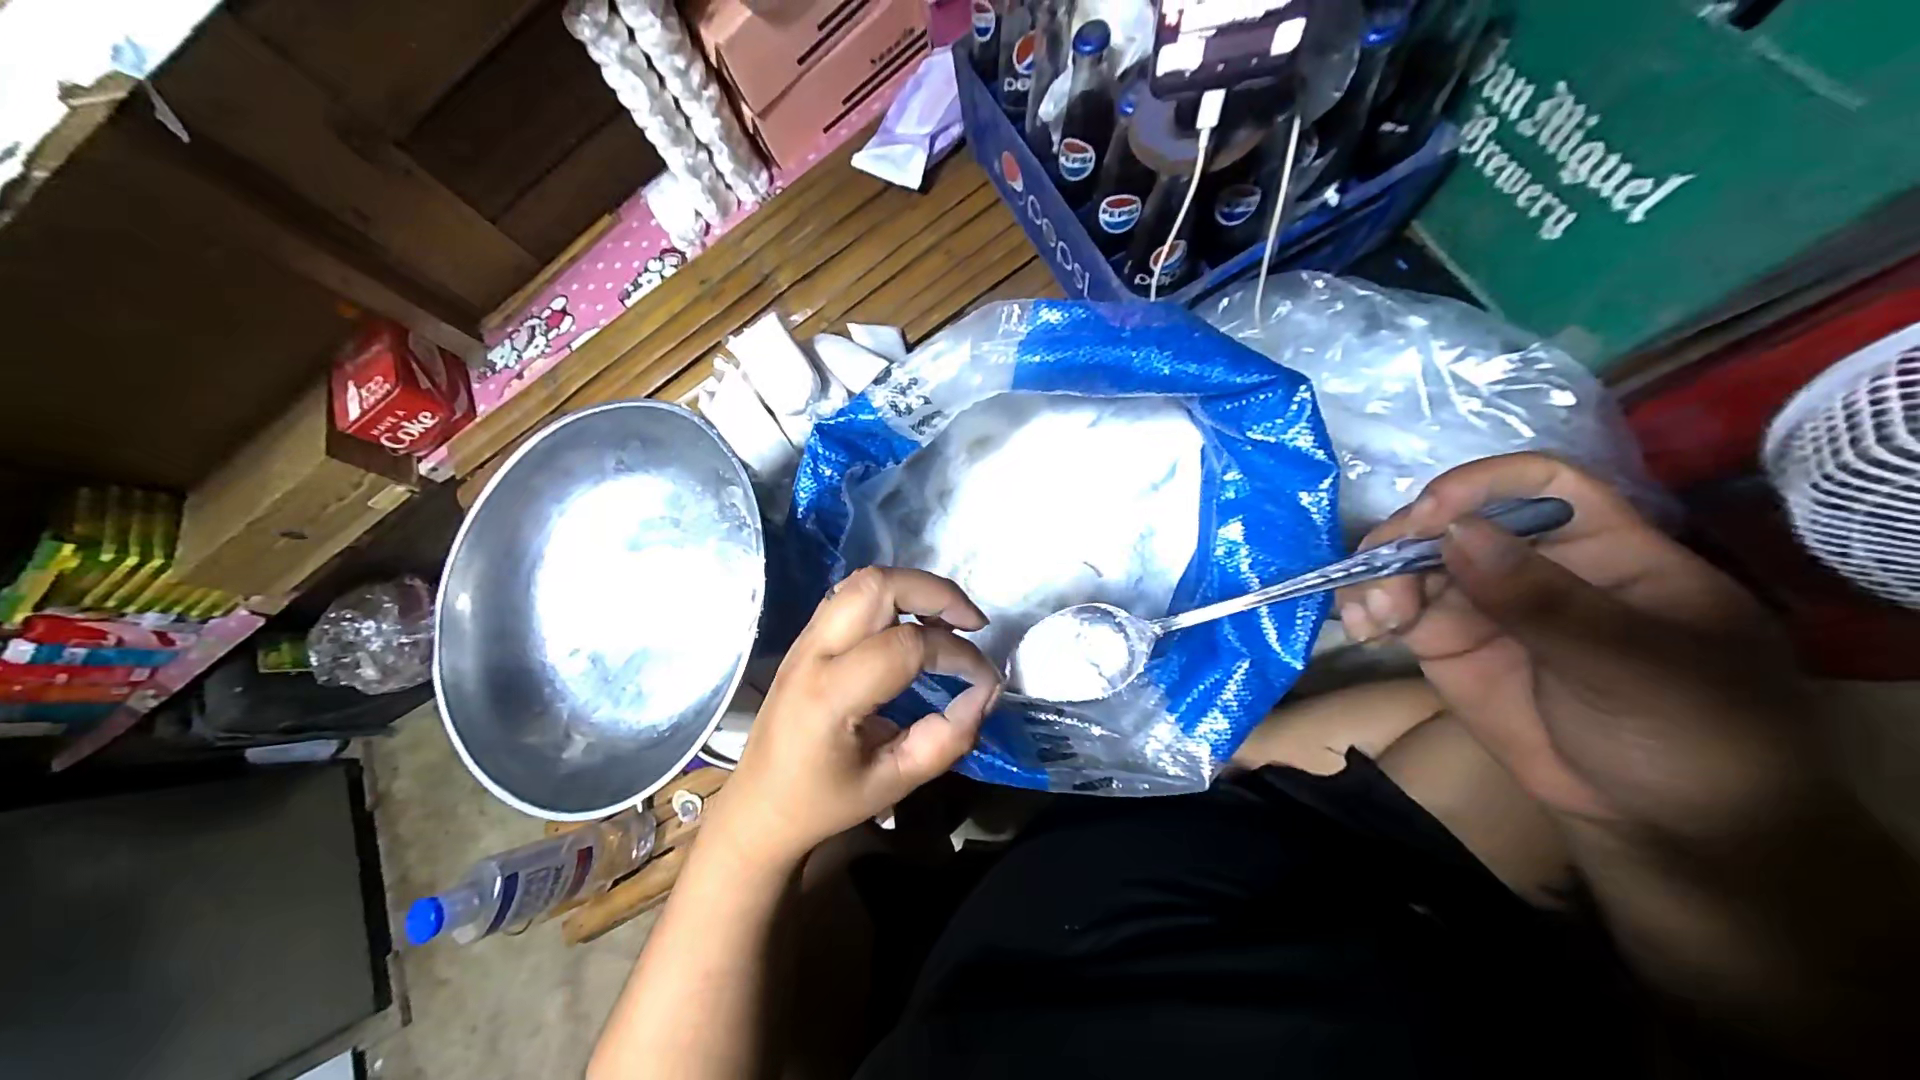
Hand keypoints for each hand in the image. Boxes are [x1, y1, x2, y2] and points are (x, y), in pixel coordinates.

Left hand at [708, 567, 1001, 864]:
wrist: (757, 806)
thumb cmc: (823, 802)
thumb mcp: (893, 783)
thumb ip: (946, 740)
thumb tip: (986, 693)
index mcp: (830, 695)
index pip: (907, 646)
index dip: (958, 655)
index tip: (984, 679)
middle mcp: (813, 653)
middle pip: (878, 586)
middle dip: (936, 592)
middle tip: (972, 624)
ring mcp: (804, 640)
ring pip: (863, 581)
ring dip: (914, 589)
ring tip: (948, 621)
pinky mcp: (806, 638)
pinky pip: (851, 595)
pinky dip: (893, 596)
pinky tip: (914, 624)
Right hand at [1337, 454, 1812, 834]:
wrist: (1662, 822)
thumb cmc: (1693, 733)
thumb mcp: (1632, 665)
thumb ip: (1543, 600)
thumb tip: (1456, 532)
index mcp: (1603, 547)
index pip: (1541, 483)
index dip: (1483, 484)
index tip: (1432, 516)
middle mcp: (1532, 563)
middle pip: (1455, 518)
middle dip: (1407, 540)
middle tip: (1382, 580)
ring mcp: (1482, 602)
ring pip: (1411, 560)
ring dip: (1376, 576)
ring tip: (1372, 618)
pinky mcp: (1443, 640)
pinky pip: (1393, 608)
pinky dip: (1366, 609)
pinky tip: (1363, 630)